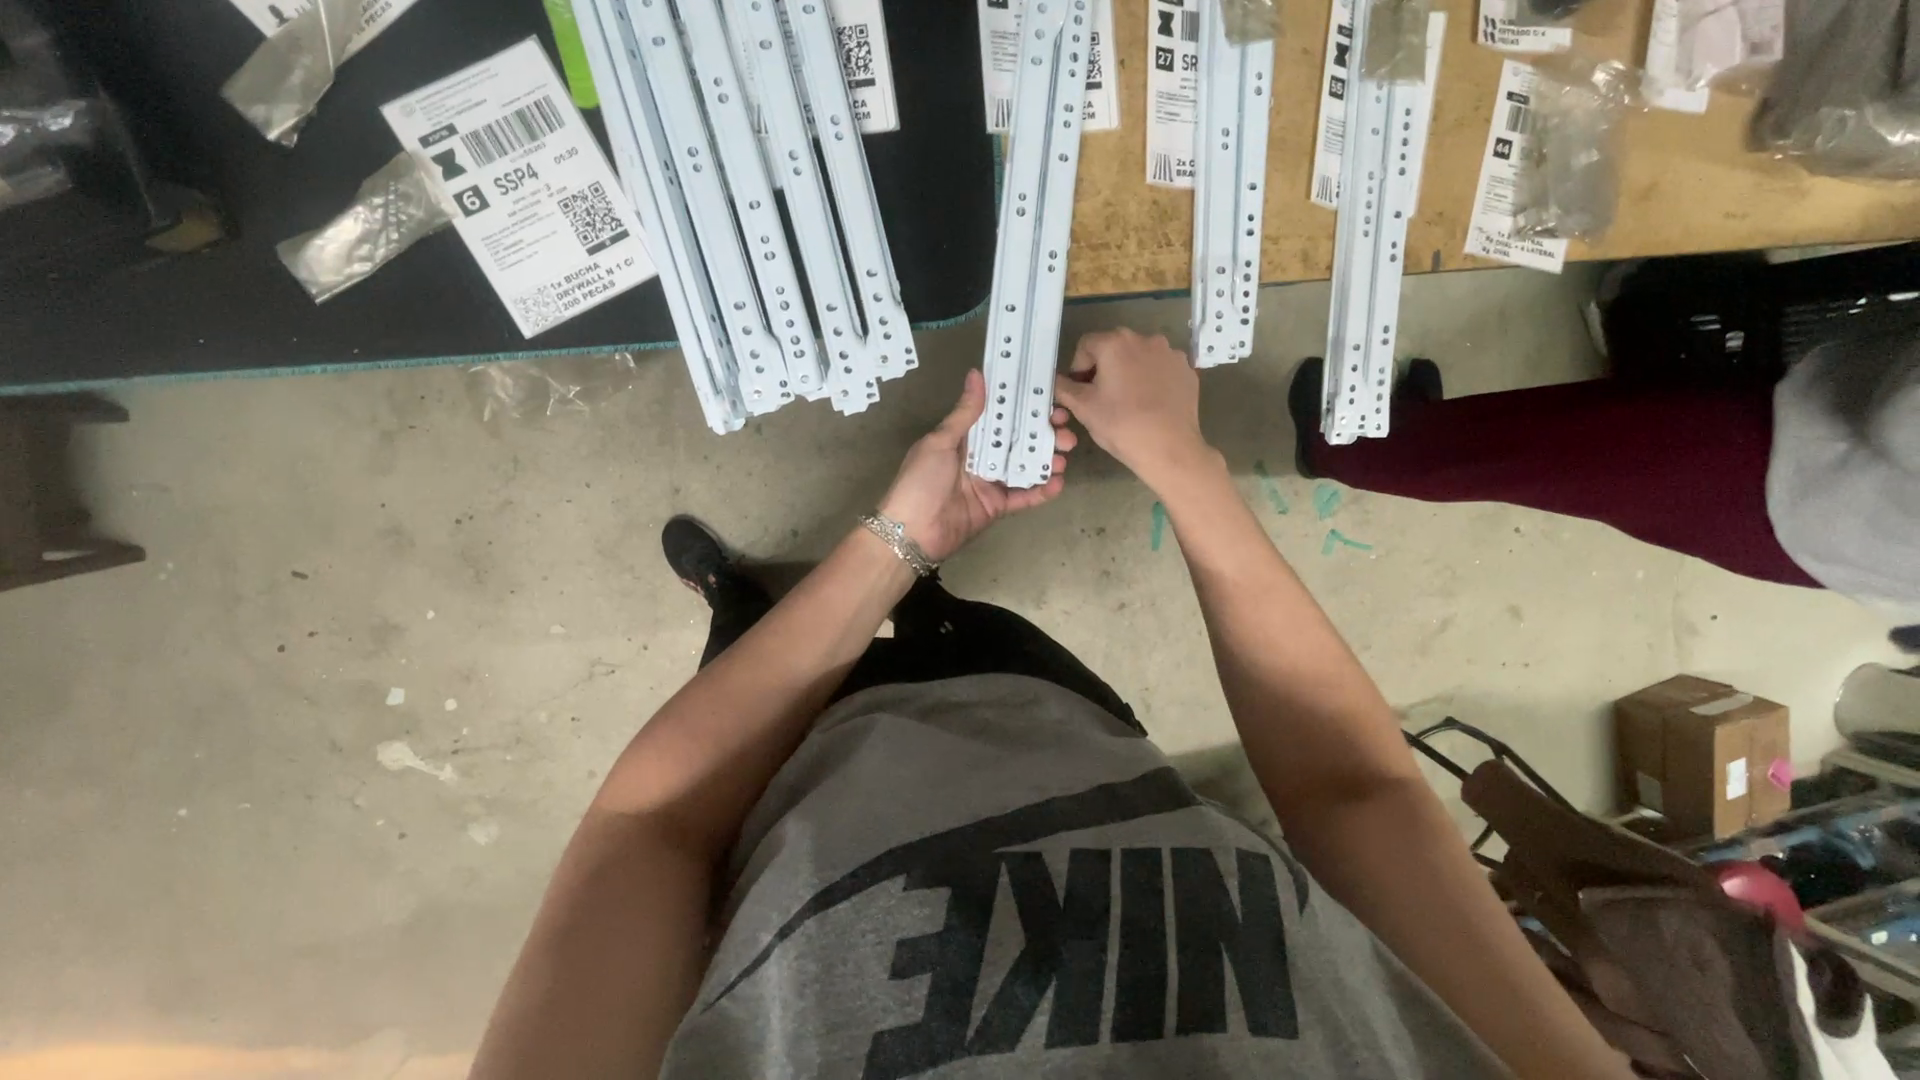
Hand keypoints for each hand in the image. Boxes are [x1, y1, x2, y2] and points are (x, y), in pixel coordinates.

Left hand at [878, 369, 1075, 562]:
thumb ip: (964, 414)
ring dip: (1047, 460)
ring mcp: (990, 483)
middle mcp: (980, 457)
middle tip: (1065, 429)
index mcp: (965, 439)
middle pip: (1017, 441)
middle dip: (1043, 434)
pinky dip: (1041, 491)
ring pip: (1025, 467)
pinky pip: (1023, 497)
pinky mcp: (996, 507)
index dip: (1023, 408)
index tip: (1048, 399)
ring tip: (1065, 455)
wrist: (912, 532)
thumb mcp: (939, 442)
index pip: (999, 418)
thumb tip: (977, 374)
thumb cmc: (920, 481)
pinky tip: (1058, 482)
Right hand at [1053, 329, 1217, 490]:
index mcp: (1116, 343)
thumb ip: (1064, 388)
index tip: (1081, 392)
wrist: (1170, 448)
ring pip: (1139, 358)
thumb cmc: (1121, 425)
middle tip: (1102, 398)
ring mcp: (1171, 354)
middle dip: (1104, 368)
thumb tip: (1058, 381)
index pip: (1086, 345)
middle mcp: (1146, 339)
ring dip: (1129, 373)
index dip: (1078, 368)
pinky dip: (1152, 381)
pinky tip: (1150, 404)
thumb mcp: (1082, 407)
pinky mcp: (1187, 370)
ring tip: (1128, 402)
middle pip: (1114, 348)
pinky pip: (1161, 370)